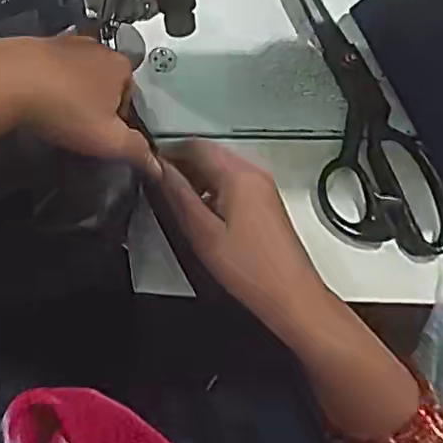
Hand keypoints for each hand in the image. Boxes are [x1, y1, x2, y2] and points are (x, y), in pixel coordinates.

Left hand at [5, 34, 157, 176]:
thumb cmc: (62, 106)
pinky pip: (49, 69)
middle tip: (79, 127)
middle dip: (95, 105)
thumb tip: (155, 164)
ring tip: (56, 115)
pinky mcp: (37, 46)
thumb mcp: (108, 139)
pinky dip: (46, 83)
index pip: (133, 97)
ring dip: (70, 93)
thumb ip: (137, 151)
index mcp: (121, 66)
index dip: (121, 121)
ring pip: (76, 75)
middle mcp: (95, 48)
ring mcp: (65, 43)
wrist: (8, 80)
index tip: (104, 136)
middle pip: (104, 83)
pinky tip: (36, 100)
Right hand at [156, 139, 326, 309]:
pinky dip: (212, 187)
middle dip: (181, 163)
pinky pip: (232, 181)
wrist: (292, 296)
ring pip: (220, 166)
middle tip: (159, 179)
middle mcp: (255, 175)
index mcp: (238, 177)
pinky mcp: (265, 201)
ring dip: (196, 175)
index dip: (168, 151)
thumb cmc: (253, 270)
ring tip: (176, 196)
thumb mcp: (203, 232)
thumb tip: (162, 171)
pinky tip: (200, 209)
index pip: (195, 146)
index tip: (151, 162)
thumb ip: (178, 195)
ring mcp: (263, 187)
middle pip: (210, 153)